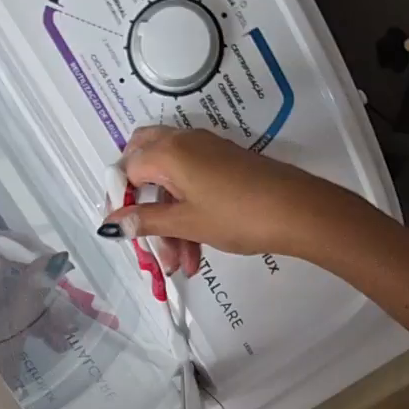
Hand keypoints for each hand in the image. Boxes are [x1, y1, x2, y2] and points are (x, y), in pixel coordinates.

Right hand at [98, 126, 363, 273]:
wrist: (297, 211)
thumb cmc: (235, 215)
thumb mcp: (185, 223)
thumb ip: (145, 221)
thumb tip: (110, 223)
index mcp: (167, 151)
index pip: (127, 169)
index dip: (121, 202)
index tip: (124, 233)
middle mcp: (183, 142)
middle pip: (145, 163)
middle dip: (141, 202)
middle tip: (144, 233)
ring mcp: (207, 151)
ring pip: (173, 182)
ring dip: (170, 222)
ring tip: (180, 266)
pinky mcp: (226, 164)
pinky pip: (194, 185)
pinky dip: (189, 215)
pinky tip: (196, 254)